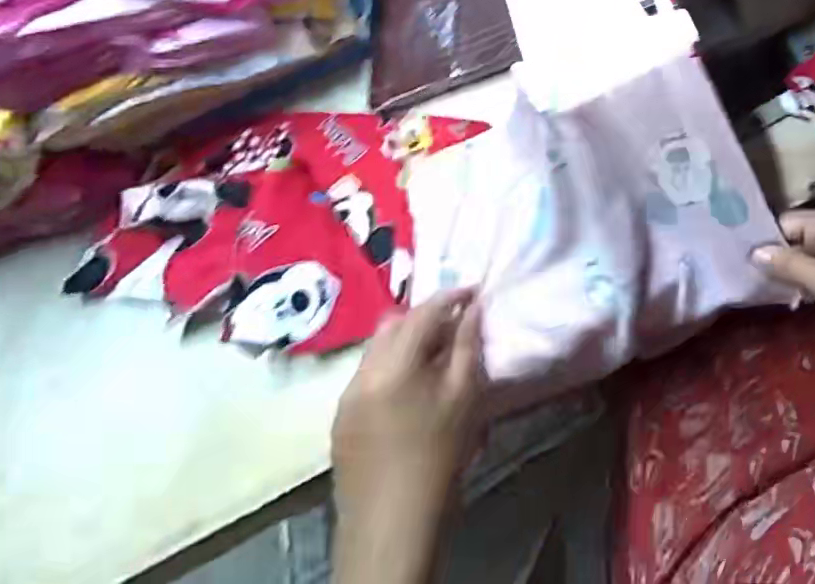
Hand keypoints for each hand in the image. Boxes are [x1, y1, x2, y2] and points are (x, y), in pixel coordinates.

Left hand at [331, 289, 486, 540]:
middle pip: (392, 324)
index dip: (451, 296)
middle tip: (456, 322)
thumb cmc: (439, 454)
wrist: (393, 522)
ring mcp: (345, 398)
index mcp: (393, 365)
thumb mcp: (464, 393)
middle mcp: (361, 374)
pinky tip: (412, 384)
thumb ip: (467, 344)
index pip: (423, 312)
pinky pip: (366, 374)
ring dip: (406, 339)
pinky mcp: (340, 420)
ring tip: (436, 352)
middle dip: (425, 315)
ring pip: (376, 348)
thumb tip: (473, 308)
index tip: (475, 291)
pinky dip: (391, 365)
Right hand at [753, 207, 814, 375]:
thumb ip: (788, 266)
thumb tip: (753, 252)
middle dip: (777, 261)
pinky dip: (810, 277)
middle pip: (791, 236)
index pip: (781, 223)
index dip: (763, 245)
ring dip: (794, 273)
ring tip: (774, 295)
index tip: (743, 270)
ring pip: (805, 251)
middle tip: (756, 288)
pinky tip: (800, 297)